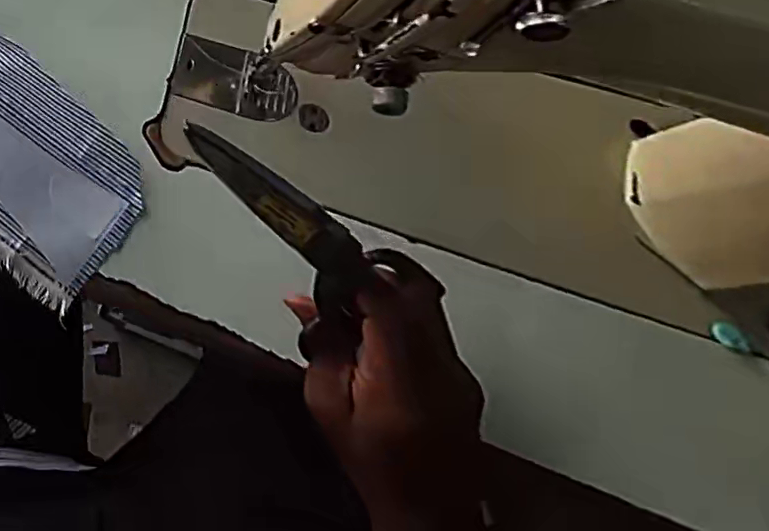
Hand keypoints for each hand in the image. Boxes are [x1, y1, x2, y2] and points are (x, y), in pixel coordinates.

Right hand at [285, 251, 486, 530]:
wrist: (428, 516)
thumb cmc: (376, 467)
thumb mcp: (326, 404)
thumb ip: (320, 346)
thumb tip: (304, 303)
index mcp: (402, 381)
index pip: (389, 304)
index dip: (359, 275)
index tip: (333, 263)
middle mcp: (441, 373)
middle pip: (416, 294)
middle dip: (374, 276)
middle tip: (342, 280)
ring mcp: (460, 376)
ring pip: (426, 308)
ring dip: (387, 297)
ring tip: (353, 313)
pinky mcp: (464, 380)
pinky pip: (432, 330)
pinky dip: (400, 320)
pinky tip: (374, 338)